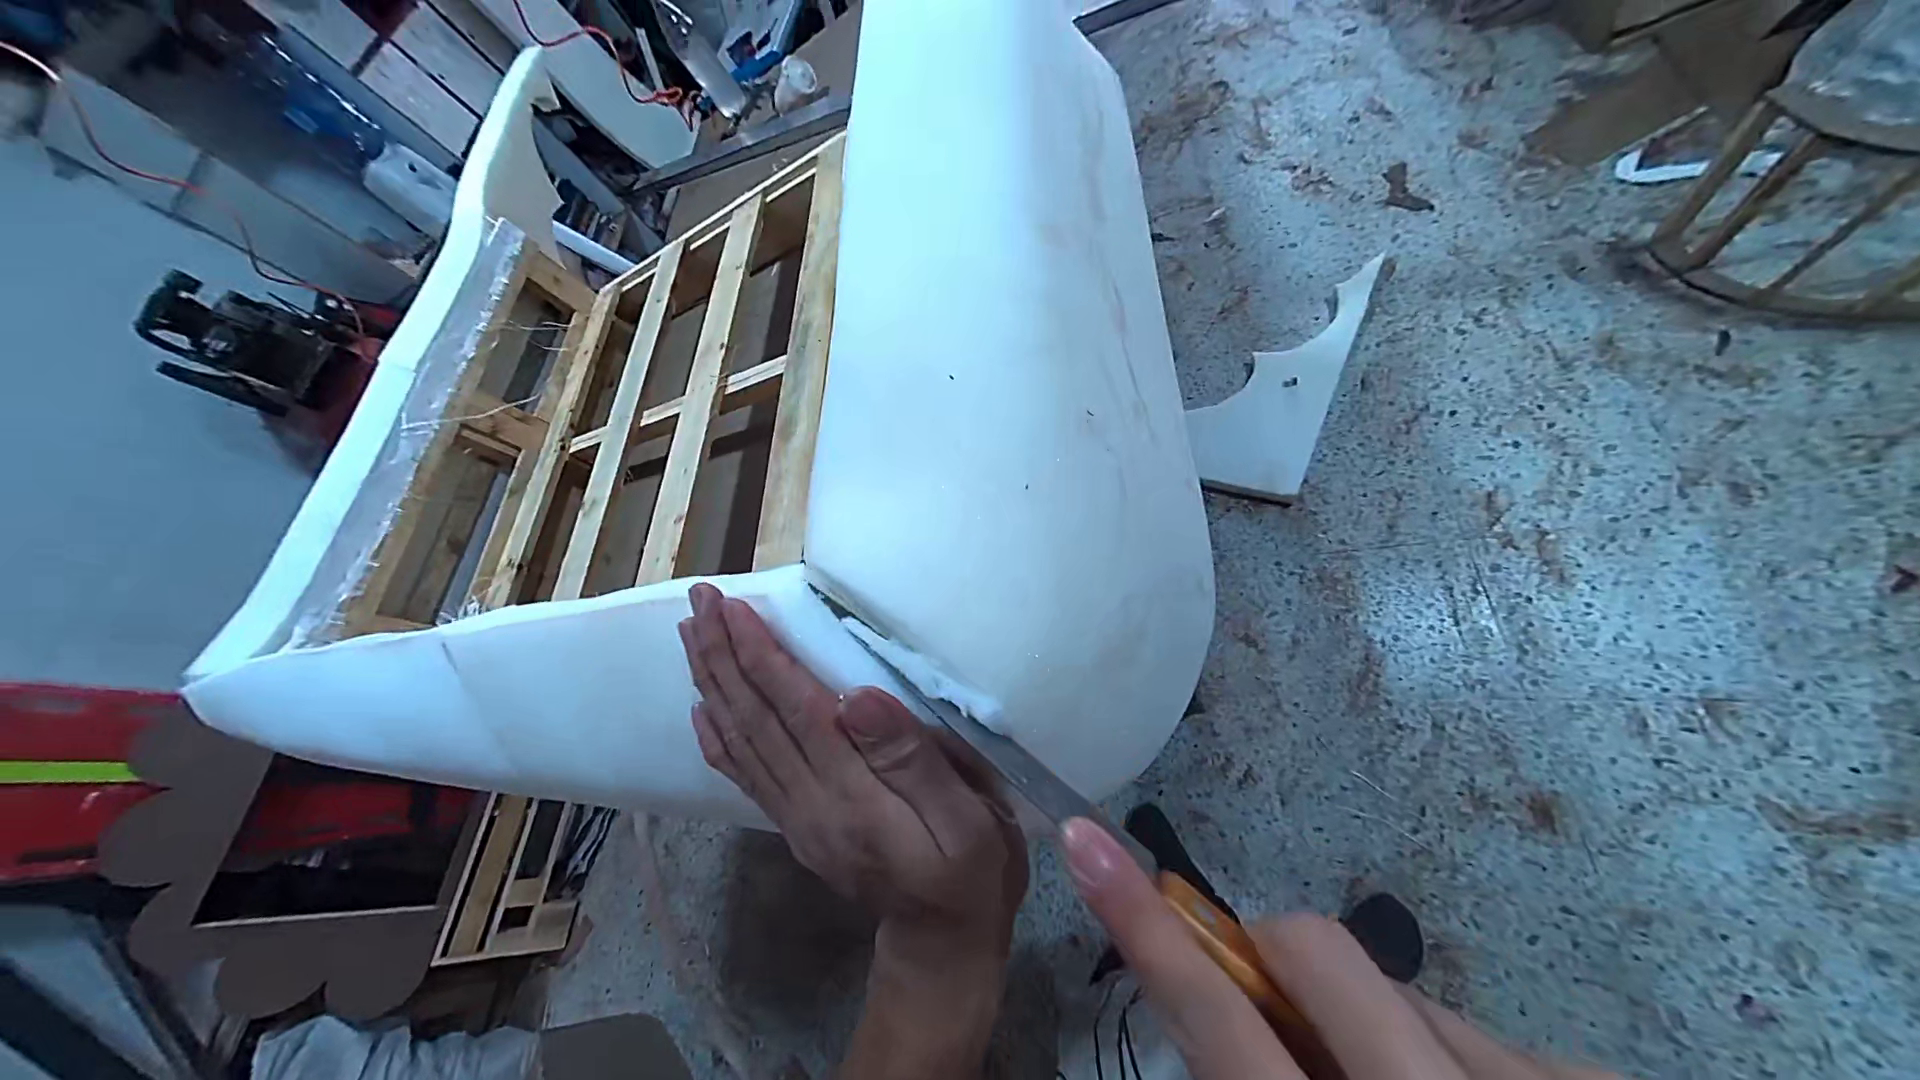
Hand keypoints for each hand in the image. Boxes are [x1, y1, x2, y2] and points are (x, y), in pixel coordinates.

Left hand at [679, 583, 1028, 1079]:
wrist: (942, 944)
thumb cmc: (969, 875)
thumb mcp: (965, 819)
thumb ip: (912, 759)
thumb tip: (858, 698)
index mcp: (851, 795)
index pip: (795, 710)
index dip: (762, 656)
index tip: (733, 609)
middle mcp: (809, 803)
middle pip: (754, 719)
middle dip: (724, 656)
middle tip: (699, 602)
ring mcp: (797, 818)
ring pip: (742, 740)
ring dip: (714, 683)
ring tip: (693, 636)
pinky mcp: (797, 825)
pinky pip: (747, 774)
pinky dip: (719, 738)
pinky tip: (702, 710)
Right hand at [1062, 819, 1619, 1079]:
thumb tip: (1220, 1010)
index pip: (1215, 1022)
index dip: (1142, 924)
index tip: (1086, 840)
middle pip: (1308, 950)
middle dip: (1275, 965)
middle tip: (1297, 1033)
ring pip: (1400, 988)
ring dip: (1379, 1031)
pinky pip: (1482, 1031)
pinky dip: (1457, 1061)